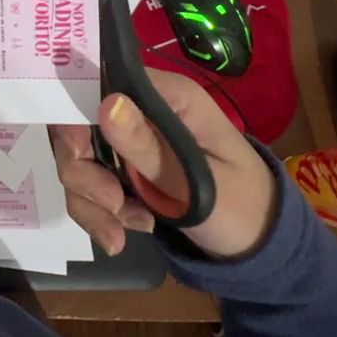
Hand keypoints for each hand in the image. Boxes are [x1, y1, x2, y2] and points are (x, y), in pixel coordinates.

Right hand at [51, 68, 276, 258]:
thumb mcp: (198, 185)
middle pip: (78, 124)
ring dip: (92, 200)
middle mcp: (142, 109)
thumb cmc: (243, 210)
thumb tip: (108, 103)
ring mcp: (128, 139)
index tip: (79, 156)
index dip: (75, 117)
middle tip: (112, 204)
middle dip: (84, 171)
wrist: (260, 253)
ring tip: (130, 227)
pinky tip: (121, 235)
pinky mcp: (121, 169)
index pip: (99, 84)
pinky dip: (96, 213)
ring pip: (78, 159)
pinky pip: (86, 185)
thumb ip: (149, 147)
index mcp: (167, 96)